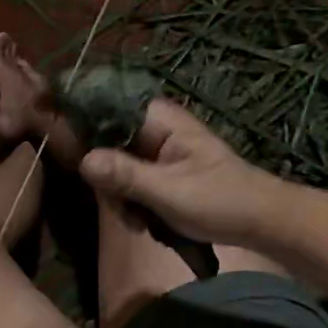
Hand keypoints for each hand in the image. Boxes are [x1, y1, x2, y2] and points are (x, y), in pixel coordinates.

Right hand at [77, 98, 283, 244]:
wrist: (262, 221)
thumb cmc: (221, 199)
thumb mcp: (170, 191)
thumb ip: (126, 175)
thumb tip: (83, 159)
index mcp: (159, 119)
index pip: (107, 106)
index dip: (82, 121)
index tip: (65, 145)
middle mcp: (155, 127)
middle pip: (107, 140)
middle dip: (107, 177)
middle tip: (122, 208)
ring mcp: (158, 150)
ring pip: (117, 164)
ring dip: (121, 195)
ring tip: (138, 222)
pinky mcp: (161, 171)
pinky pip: (131, 180)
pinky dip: (133, 201)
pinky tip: (144, 222)